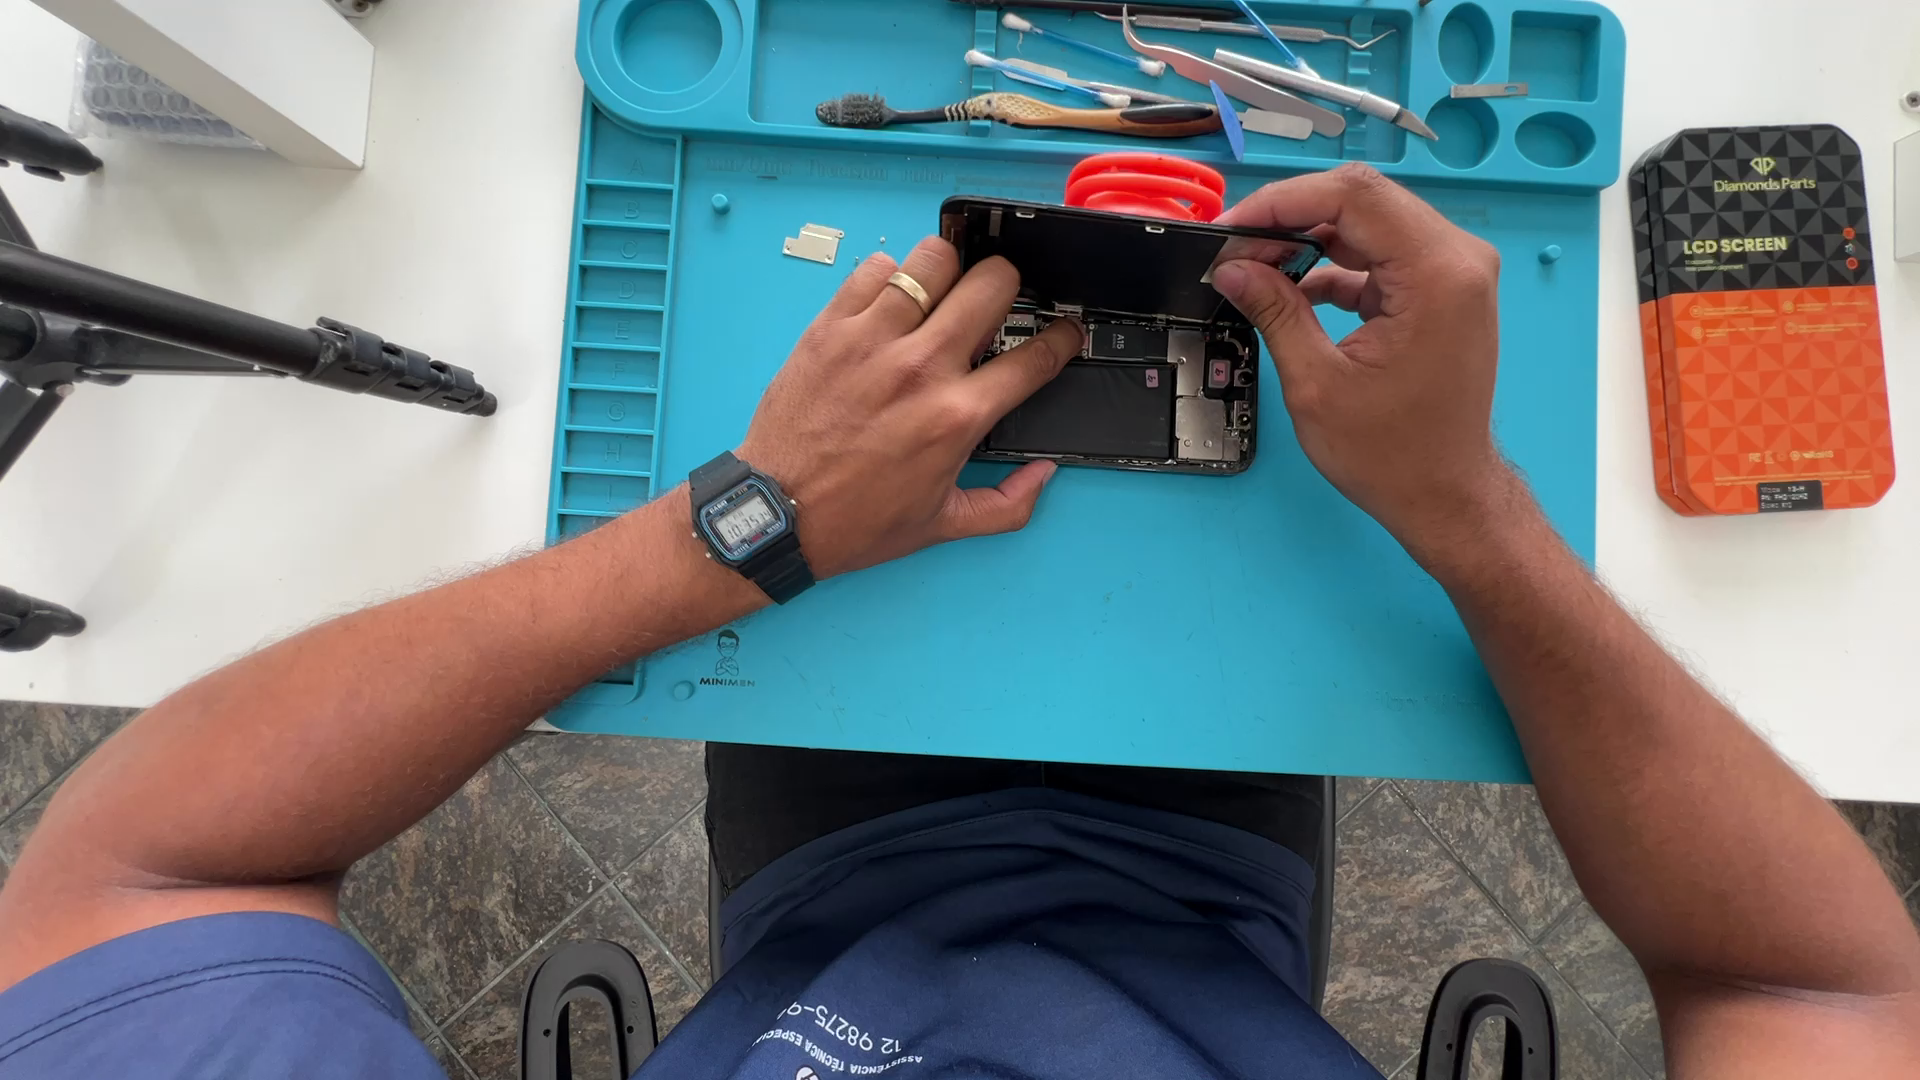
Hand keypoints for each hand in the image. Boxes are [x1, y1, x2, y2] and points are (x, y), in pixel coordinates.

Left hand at [738, 237, 1082, 578]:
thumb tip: (1044, 474)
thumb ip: (1008, 504)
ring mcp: (872, 340)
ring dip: (950, 272)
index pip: (1035, 357)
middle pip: (994, 282)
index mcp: (958, 417)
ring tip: (942, 297)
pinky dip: (891, 278)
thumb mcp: (944, 525)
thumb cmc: (859, 522)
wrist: (779, 514)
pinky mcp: (830, 327)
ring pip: (934, 258)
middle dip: (1010, 289)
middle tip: (996, 308)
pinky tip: (890, 307)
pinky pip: (874, 268)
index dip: (1063, 339)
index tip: (1063, 334)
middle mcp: (922, 367)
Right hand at [1211, 164, 1510, 549]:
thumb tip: (1231, 268)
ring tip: (1251, 270)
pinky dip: (1329, 267)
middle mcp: (1456, 259)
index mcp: (1437, 274)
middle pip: (1361, 203)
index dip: (1281, 202)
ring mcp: (1450, 273)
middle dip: (1288, 220)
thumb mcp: (1316, 383)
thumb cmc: (1386, 452)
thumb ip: (1275, 312)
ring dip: (1305, 242)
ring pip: (1365, 227)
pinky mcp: (1436, 292)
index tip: (1228, 228)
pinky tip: (1287, 289)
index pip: (1353, 198)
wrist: (1442, 491)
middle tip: (1232, 253)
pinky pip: (1375, 258)